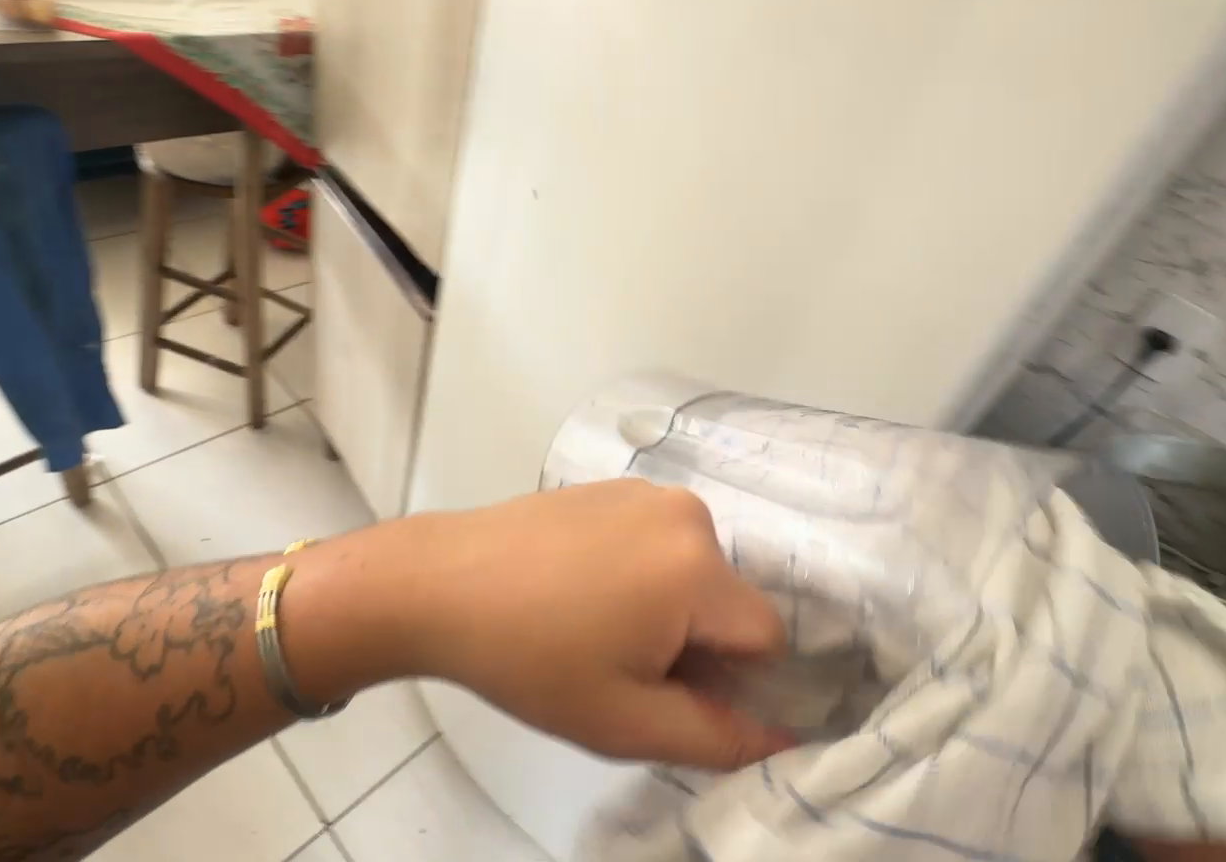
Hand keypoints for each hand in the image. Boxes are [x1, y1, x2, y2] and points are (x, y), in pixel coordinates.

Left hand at [368, 480, 794, 769]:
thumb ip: (716, 738)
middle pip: (729, 600)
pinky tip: (581, 589)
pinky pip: (661, 540)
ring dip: (669, 606)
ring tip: (597, 625)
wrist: (441, 583)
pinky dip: (643, 571)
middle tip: (624, 663)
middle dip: (697, 642)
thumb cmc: (531, 658)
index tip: (669, 690)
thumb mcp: (625, 721)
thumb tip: (784, 739)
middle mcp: (687, 513)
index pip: (766, 638)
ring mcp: (648, 491)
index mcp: (698, 567)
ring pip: (695, 571)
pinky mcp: (616, 486)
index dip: (730, 680)